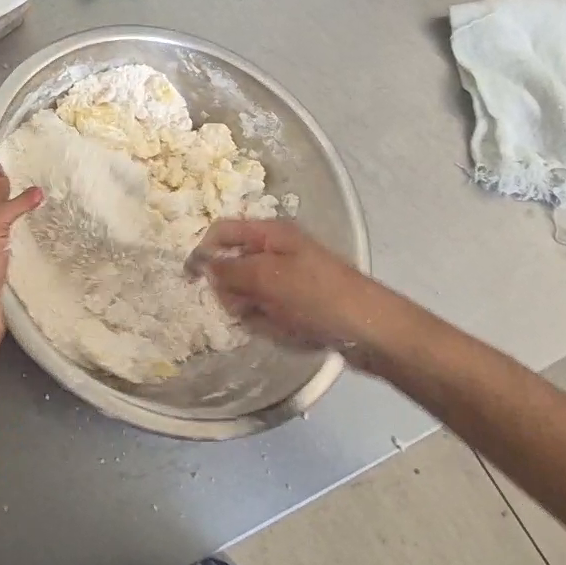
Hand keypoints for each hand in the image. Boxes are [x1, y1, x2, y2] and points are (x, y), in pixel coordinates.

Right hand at [187, 219, 400, 360]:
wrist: (373, 332)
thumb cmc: (320, 296)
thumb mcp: (270, 278)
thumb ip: (231, 269)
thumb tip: (202, 263)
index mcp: (270, 234)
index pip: (222, 232)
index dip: (204, 251)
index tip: (192, 278)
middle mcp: (275, 252)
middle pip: (231, 266)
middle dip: (233, 289)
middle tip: (248, 305)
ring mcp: (286, 280)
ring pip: (246, 294)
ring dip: (252, 310)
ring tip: (275, 320)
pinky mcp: (295, 304)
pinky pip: (265, 312)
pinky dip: (269, 323)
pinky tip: (288, 330)